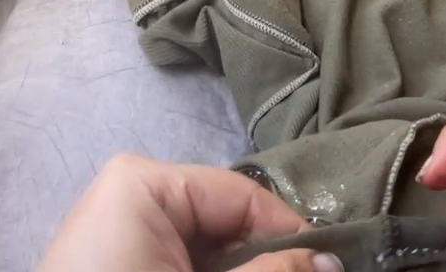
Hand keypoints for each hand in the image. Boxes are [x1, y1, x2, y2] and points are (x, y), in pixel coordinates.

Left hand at [37, 154, 341, 271]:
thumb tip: (330, 260)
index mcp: (144, 182)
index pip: (240, 194)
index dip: (290, 232)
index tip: (332, 267)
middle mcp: (129, 193)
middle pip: (222, 222)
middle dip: (263, 261)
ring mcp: (117, 231)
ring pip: (202, 249)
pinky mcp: (113, 263)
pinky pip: (172, 263)